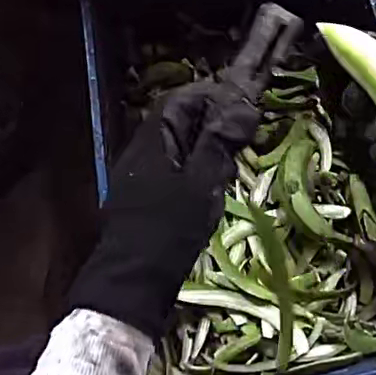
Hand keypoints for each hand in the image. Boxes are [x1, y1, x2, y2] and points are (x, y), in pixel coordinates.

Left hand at [67, 80, 259, 339]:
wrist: (132, 280)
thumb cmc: (169, 228)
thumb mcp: (202, 182)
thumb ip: (219, 142)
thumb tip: (241, 104)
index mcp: (155, 139)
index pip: (183, 99)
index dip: (213, 94)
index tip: (242, 101)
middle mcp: (143, 148)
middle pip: (180, 118)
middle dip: (213, 116)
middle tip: (243, 127)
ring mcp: (142, 171)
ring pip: (179, 141)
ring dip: (207, 141)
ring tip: (234, 152)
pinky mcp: (146, 192)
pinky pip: (175, 163)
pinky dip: (198, 162)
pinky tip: (215, 178)